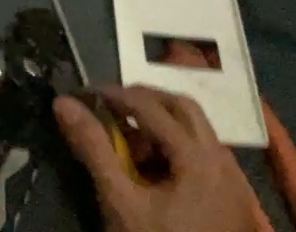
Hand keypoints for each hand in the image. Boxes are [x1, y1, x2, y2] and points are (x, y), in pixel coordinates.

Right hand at [55, 87, 259, 231]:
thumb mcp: (120, 201)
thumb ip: (93, 148)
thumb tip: (62, 102)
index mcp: (199, 159)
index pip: (149, 106)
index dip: (112, 94)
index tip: (82, 94)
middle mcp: (222, 162)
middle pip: (182, 107)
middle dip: (142, 99)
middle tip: (108, 105)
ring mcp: (233, 183)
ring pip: (196, 129)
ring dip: (160, 122)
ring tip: (127, 137)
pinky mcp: (232, 201)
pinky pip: (203, 154)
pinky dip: (174, 145)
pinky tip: (151, 167)